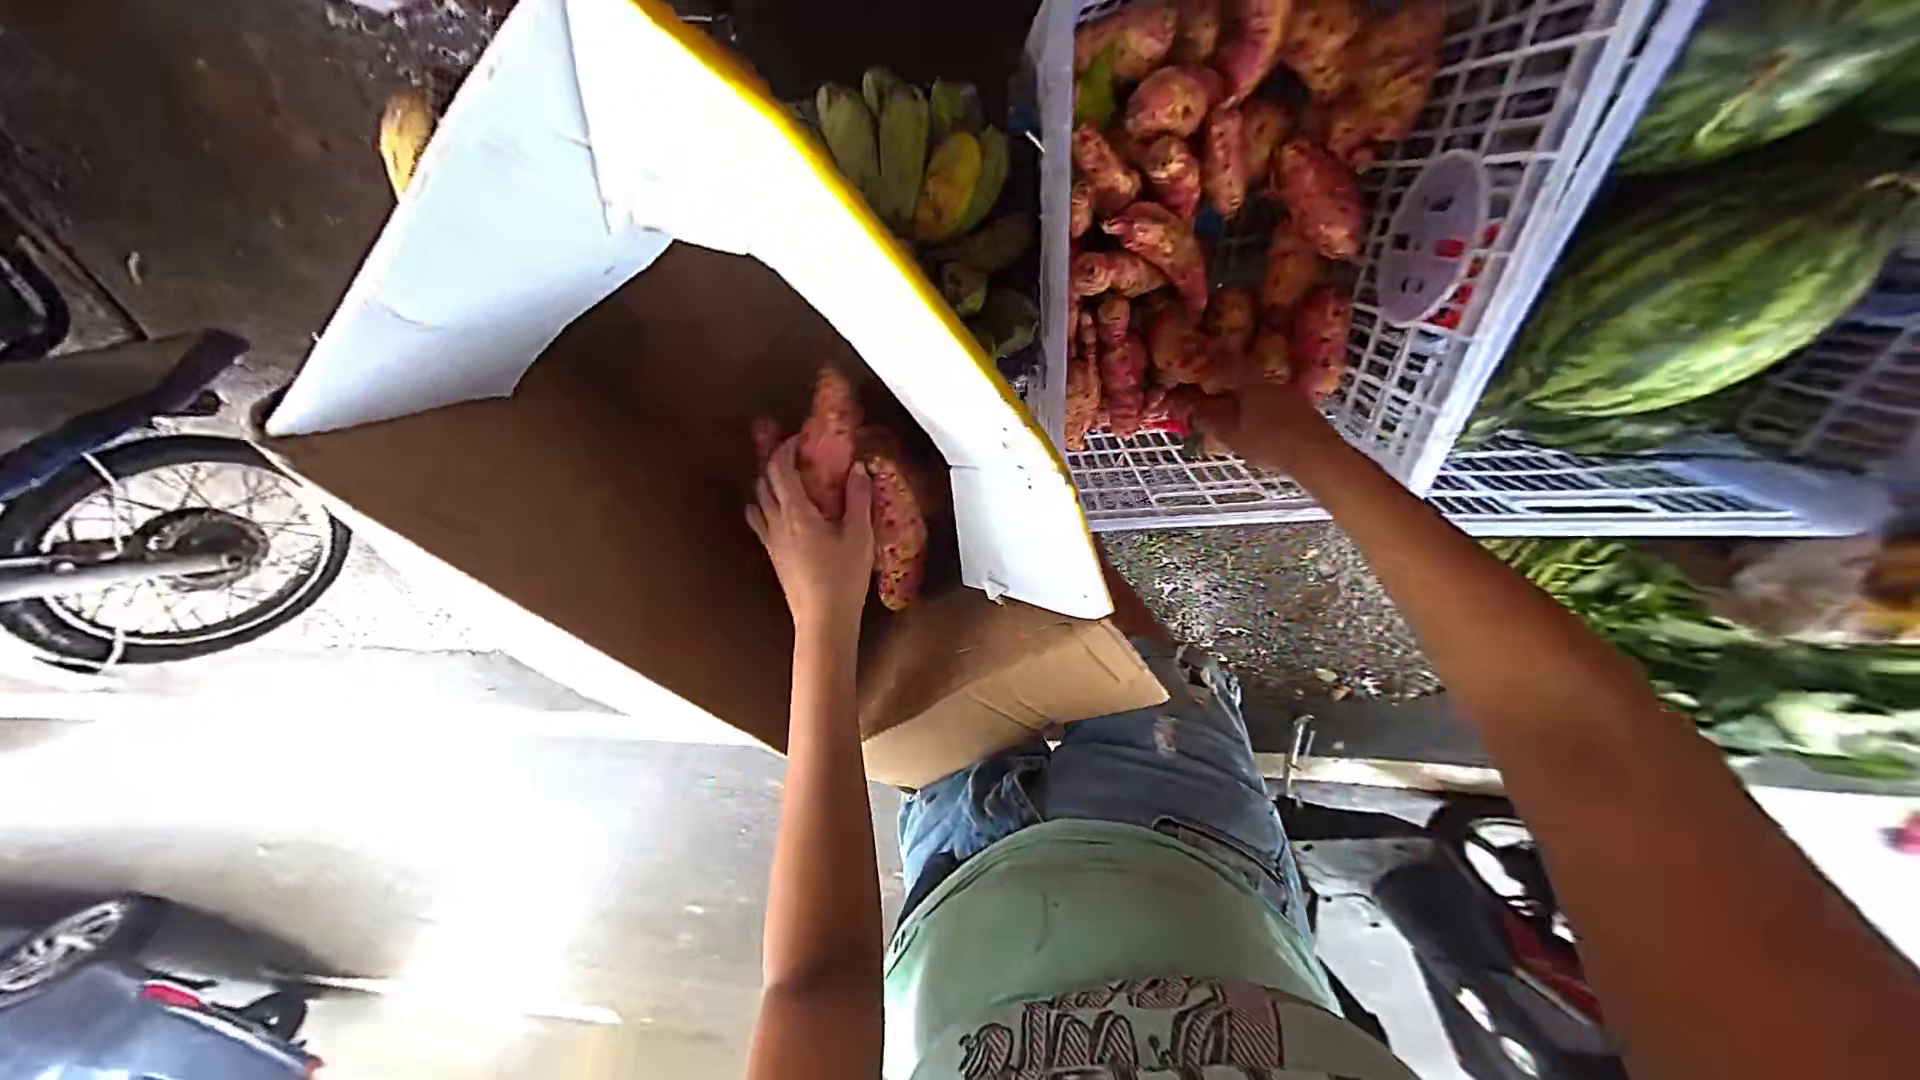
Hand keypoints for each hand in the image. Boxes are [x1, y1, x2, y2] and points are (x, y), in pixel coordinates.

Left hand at [747, 435, 874, 636]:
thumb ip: (858, 499)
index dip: (785, 449)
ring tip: (785, 480)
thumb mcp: (860, 535)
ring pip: (757, 502)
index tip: (799, 440)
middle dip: (774, 462)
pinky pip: (760, 522)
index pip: (780, 470)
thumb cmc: (843, 577)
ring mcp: (771, 541)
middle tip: (793, 455)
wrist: (822, 619)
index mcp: (797, 513)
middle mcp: (777, 523)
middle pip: (763, 482)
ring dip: (766, 484)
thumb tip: (859, 470)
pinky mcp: (774, 557)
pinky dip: (766, 507)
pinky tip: (781, 513)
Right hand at [1194, 380, 1336, 470]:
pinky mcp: (1306, 410)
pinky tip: (1265, 432)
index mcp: (1252, 386)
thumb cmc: (1269, 444)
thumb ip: (1212, 421)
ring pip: (1265, 396)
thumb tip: (1195, 410)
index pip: (1230, 369)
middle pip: (1248, 383)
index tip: (1204, 379)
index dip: (1216, 372)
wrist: (1316, 455)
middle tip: (1221, 408)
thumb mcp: (1233, 436)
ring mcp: (1292, 396)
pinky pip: (1279, 407)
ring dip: (1252, 406)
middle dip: (1234, 394)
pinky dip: (1269, 415)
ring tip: (1242, 424)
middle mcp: (1273, 384)